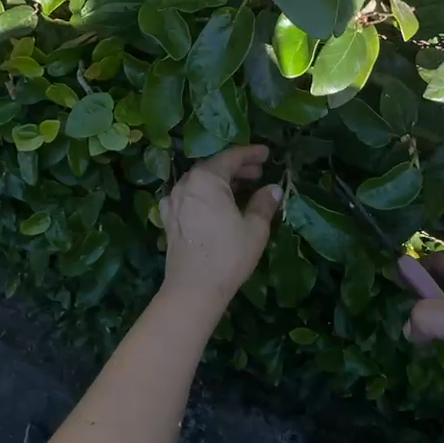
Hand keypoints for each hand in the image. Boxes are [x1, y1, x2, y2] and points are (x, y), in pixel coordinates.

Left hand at [158, 144, 280, 313]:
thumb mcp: (254, 228)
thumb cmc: (228, 255)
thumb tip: (274, 189)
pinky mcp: (169, 219)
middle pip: (214, 167)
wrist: (193, 289)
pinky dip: (205, 195)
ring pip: (200, 182)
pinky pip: (189, 197)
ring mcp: (174, 201)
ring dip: (221, 181)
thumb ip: (264, 203)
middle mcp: (185, 183)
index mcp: (206, 179)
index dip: (250, 154)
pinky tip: (215, 205)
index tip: (266, 153)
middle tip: (259, 172)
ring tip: (243, 188)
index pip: (231, 157)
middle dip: (237, 168)